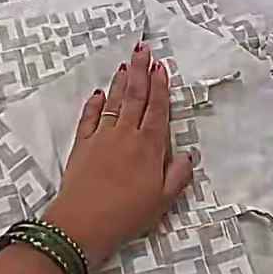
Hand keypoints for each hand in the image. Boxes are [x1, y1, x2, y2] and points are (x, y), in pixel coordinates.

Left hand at [41, 43, 195, 264]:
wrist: (83, 224)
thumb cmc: (127, 214)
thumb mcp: (164, 200)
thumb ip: (179, 175)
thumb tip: (189, 155)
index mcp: (149, 146)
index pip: (158, 109)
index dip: (161, 87)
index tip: (161, 67)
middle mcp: (126, 135)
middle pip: (136, 96)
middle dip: (141, 71)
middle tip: (143, 50)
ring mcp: (102, 137)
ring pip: (114, 101)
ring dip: (121, 81)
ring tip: (127, 63)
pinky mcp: (82, 145)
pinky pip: (89, 117)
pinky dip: (94, 103)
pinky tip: (99, 93)